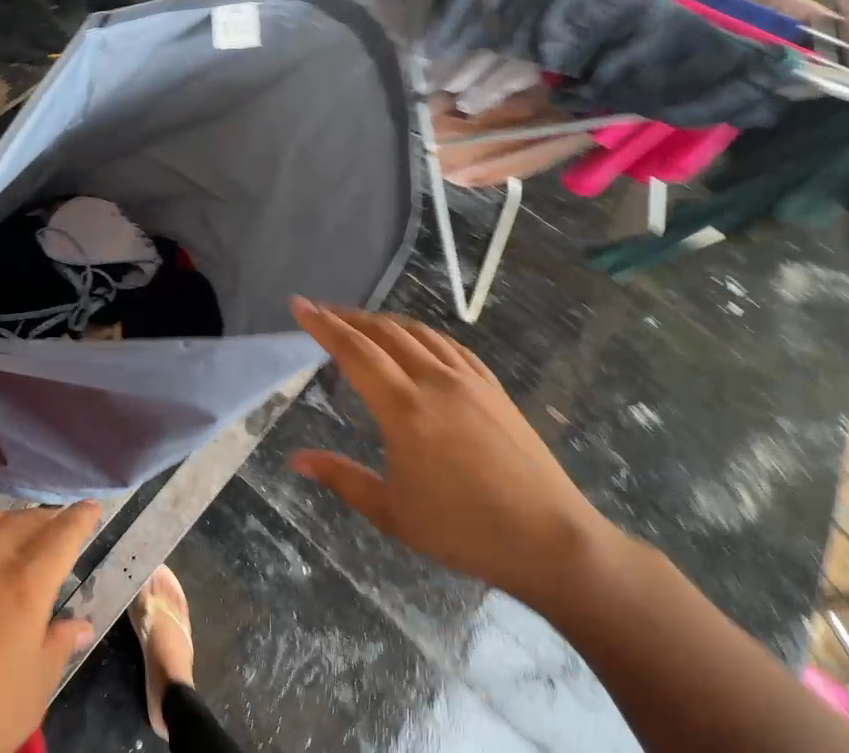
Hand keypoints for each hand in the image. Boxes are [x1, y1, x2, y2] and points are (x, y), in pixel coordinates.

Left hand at [0, 503, 99, 752]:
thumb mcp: (32, 690)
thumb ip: (57, 647)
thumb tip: (80, 625)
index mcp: (25, 586)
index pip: (61, 538)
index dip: (79, 519)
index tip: (91, 506)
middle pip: (23, 522)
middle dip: (46, 517)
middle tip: (58, 519)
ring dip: (6, 519)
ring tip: (14, 526)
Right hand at [287, 298, 621, 605]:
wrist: (552, 542)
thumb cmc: (463, 531)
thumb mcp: (390, 512)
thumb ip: (342, 478)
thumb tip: (296, 459)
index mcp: (404, 409)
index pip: (355, 352)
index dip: (323, 326)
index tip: (298, 306)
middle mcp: (436, 383)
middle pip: (385, 333)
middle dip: (348, 318)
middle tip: (321, 312)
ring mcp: (471, 384)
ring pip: (420, 334)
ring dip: (384, 322)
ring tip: (361, 323)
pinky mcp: (496, 392)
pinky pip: (452, 347)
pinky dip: (423, 335)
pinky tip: (417, 342)